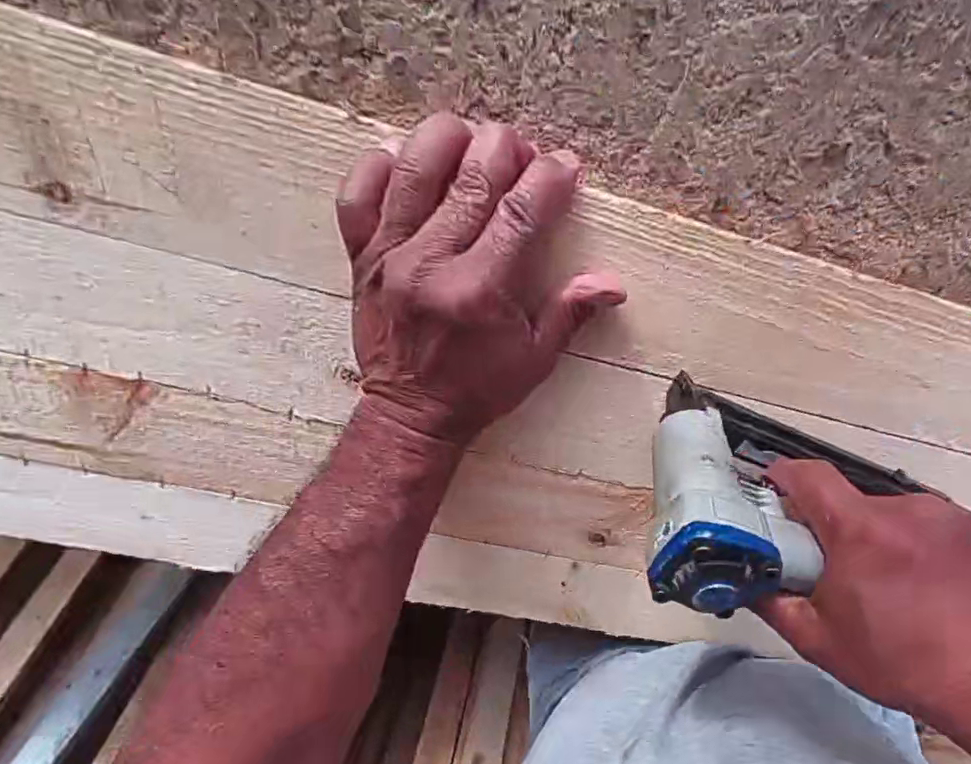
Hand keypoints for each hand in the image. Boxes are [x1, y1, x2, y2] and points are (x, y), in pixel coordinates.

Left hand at [336, 113, 626, 446]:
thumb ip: (570, 314)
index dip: (551, 177)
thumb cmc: (474, 391)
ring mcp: (391, 258)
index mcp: (480, 292)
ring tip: (470, 145)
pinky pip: (358, 194)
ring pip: (415, 168)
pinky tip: (407, 165)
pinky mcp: (363, 260)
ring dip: (450, 141)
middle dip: (507, 149)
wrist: (410, 416)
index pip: (522, 210)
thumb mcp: (533, 361)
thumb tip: (613, 283)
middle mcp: (432, 266)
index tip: (565, 168)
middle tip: (521, 156)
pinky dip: (380, 166)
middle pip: (473, 175)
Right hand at [755, 461, 970, 737]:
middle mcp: (910, 512)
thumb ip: (773, 603)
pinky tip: (917, 589)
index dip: (782, 476)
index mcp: (862, 532)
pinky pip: (926, 525)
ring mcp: (951, 519)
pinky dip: (910, 546)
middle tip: (825, 569)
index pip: (809, 476)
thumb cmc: (913, 667)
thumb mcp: (818, 641)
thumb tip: (752, 584)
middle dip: (829, 528)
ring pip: (888, 514)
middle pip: (849, 500)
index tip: (772, 487)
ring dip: (872, 538)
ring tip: (879, 587)